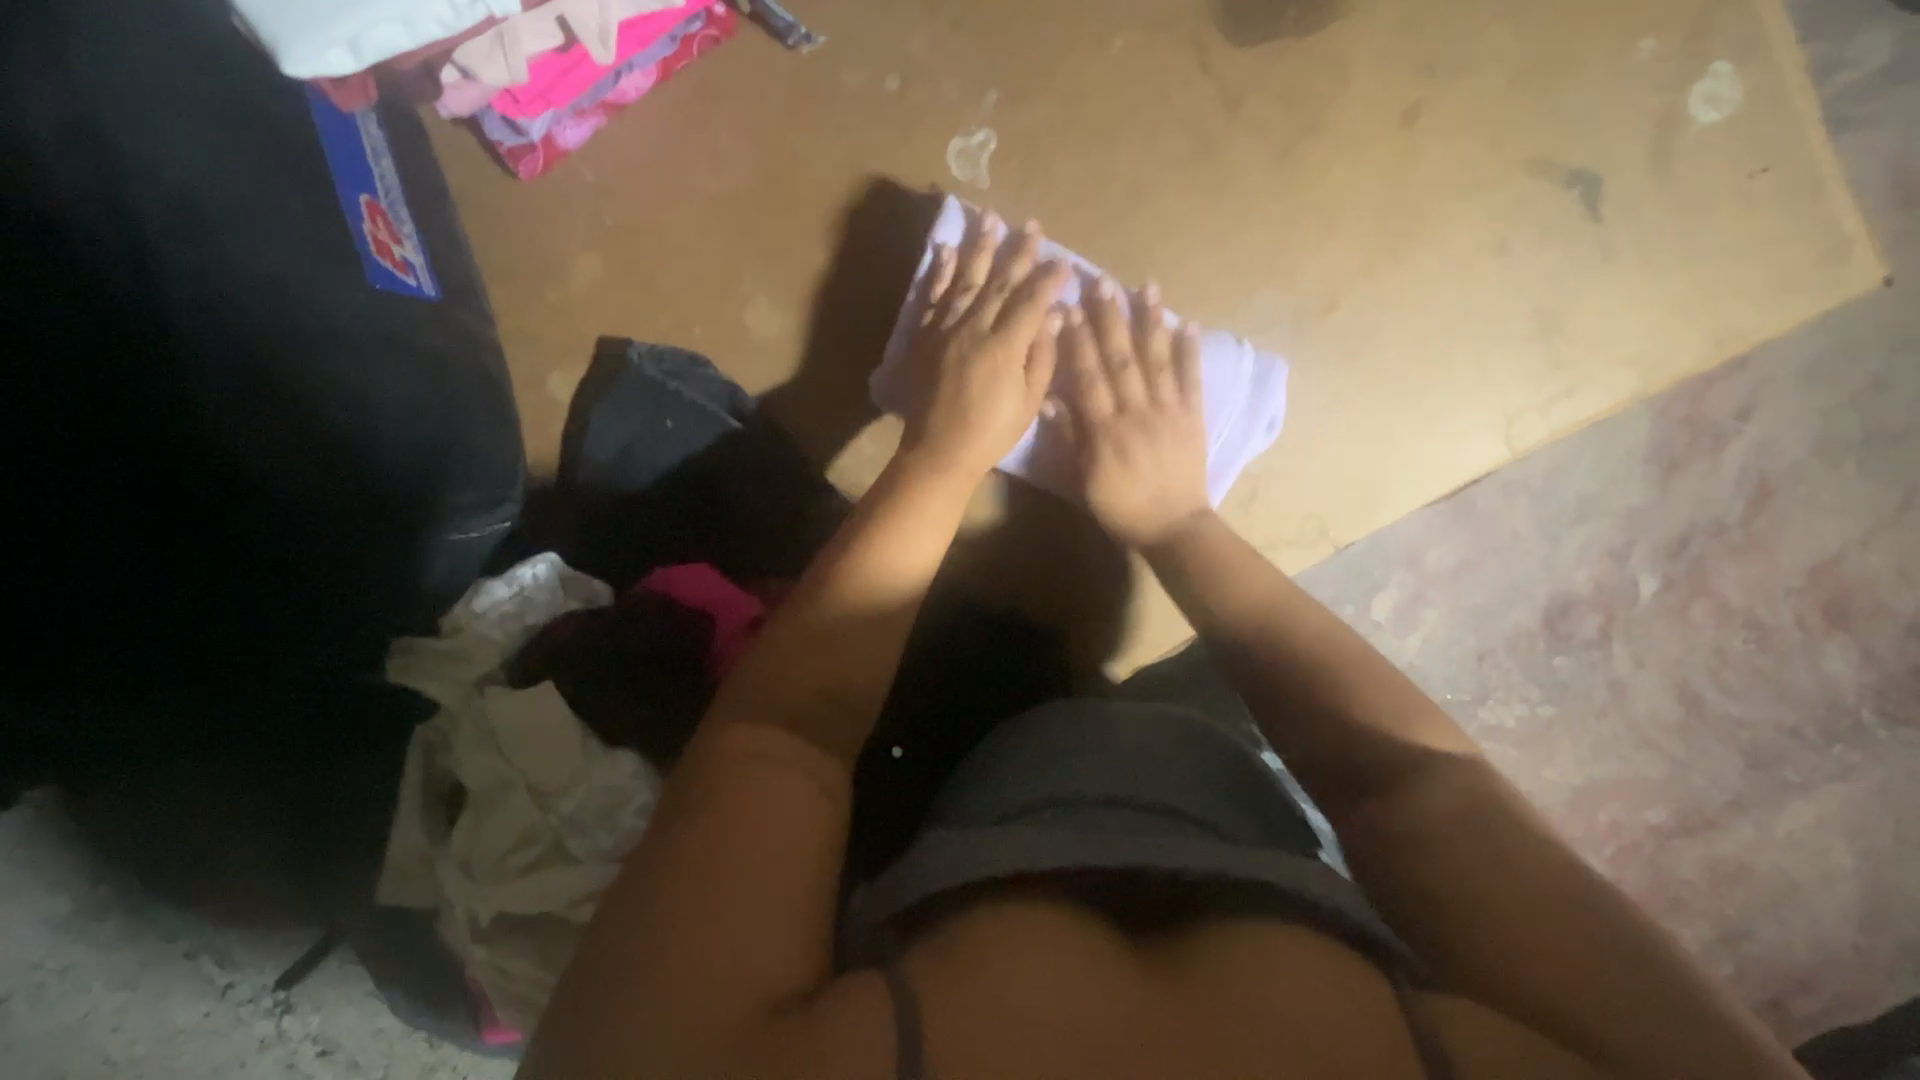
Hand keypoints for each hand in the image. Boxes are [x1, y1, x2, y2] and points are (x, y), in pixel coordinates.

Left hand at [898, 212, 1070, 481]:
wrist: (938, 451)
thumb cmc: (991, 433)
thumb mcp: (1029, 402)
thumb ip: (1041, 357)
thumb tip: (1052, 316)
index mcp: (1005, 346)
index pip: (1032, 300)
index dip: (1049, 278)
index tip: (1063, 261)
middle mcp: (974, 328)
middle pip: (1000, 282)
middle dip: (1018, 252)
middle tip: (1032, 225)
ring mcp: (945, 329)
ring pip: (965, 279)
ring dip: (980, 248)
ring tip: (989, 218)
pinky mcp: (924, 336)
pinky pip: (932, 296)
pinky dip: (939, 272)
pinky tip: (945, 250)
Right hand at [1052, 278, 1211, 547]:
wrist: (1173, 527)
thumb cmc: (1121, 507)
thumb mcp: (1083, 480)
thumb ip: (1069, 439)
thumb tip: (1050, 400)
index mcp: (1105, 429)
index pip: (1088, 376)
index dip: (1077, 341)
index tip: (1069, 308)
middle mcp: (1136, 412)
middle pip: (1120, 358)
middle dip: (1110, 319)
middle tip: (1101, 282)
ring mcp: (1168, 411)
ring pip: (1156, 359)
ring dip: (1150, 321)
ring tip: (1145, 286)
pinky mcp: (1192, 416)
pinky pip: (1191, 378)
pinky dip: (1189, 350)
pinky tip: (1186, 322)